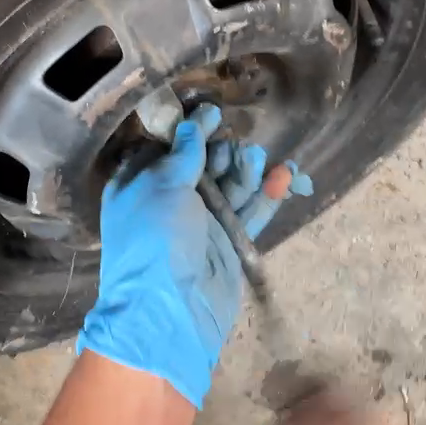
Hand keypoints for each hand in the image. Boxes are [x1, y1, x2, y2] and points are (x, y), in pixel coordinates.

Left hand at [78, 104, 313, 407]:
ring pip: (229, 187)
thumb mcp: (162, 186)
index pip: (167, 148)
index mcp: (139, 186)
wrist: (169, 312)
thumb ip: (184, 153)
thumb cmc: (155, 239)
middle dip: (222, 152)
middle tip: (235, 147)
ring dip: (246, 170)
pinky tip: (286, 175)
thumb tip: (194, 122)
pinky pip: (250, 212)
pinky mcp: (229, 243)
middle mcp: (169, 201)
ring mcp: (200, 224)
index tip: (213, 112)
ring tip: (258, 157)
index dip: (190, 131)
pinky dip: (267, 195)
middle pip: (203, 165)